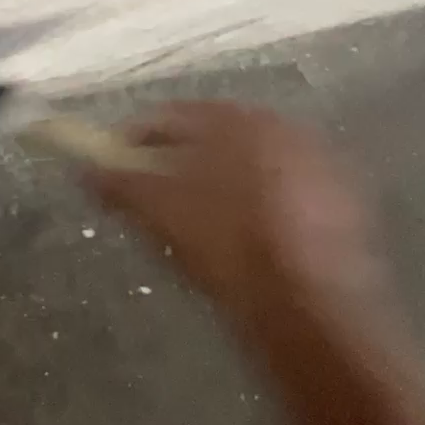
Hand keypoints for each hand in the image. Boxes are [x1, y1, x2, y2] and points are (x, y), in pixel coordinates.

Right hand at [86, 101, 387, 327]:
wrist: (308, 307)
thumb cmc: (222, 245)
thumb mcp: (154, 211)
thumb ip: (115, 183)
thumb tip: (83, 170)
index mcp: (236, 121)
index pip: (168, 116)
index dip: (132, 139)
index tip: (111, 163)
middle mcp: (282, 130)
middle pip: (211, 137)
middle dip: (174, 160)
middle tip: (147, 189)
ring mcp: (318, 166)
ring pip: (245, 165)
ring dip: (212, 181)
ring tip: (187, 215)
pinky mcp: (340, 204)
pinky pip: (275, 191)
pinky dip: (248, 203)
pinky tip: (232, 235)